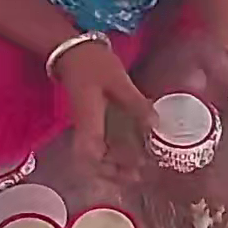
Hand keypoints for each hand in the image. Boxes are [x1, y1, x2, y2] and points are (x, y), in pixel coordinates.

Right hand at [54, 39, 154, 176]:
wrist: (72, 49)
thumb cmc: (93, 64)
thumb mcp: (118, 81)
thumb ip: (136, 104)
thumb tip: (155, 125)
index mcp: (89, 120)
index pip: (91, 155)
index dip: (107, 169)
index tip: (130, 172)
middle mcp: (84, 127)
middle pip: (90, 162)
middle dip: (111, 173)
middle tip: (136, 177)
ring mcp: (84, 124)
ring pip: (93, 155)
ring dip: (111, 165)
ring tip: (135, 170)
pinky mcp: (88, 119)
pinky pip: (97, 144)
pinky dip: (111, 153)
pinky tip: (127, 152)